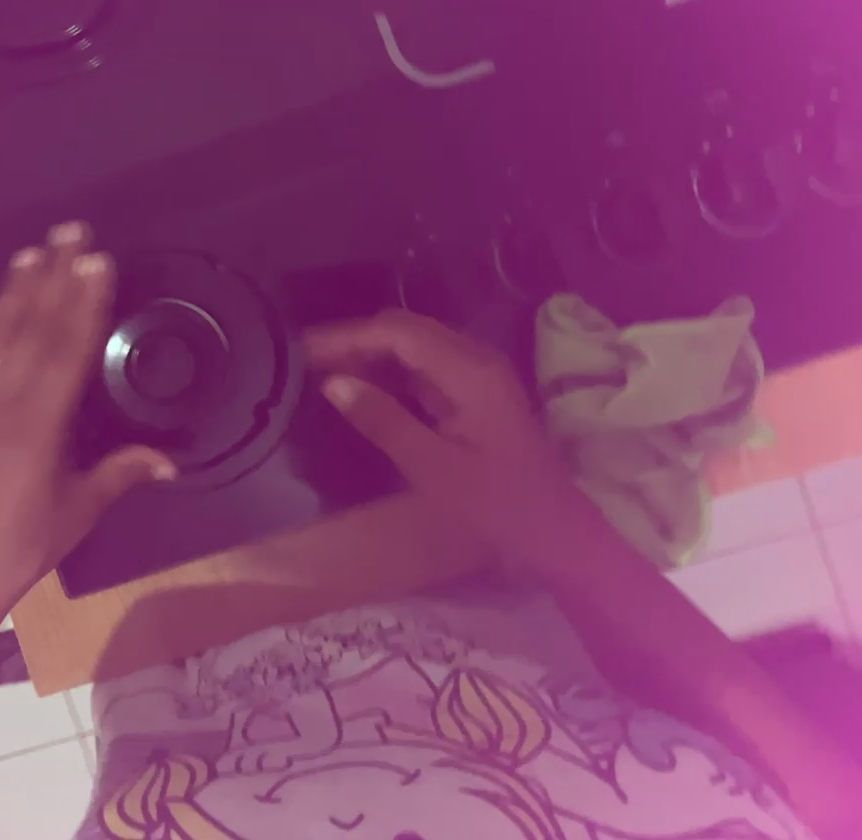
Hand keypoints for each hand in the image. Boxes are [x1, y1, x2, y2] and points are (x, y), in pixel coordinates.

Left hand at [0, 223, 174, 634]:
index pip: (66, 348)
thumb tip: (171, 461)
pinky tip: (0, 307)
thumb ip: (120, 477)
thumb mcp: (75, 514)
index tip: (96, 260)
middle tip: (69, 230)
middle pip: (33, 326)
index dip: (84, 301)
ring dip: (18, 288)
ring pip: (0, 333)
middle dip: (53, 275)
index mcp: (36, 423)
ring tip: (32, 250)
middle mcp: (3, 401)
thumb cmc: (15, 550)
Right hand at [304, 310, 569, 545]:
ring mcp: (477, 374)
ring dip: (372, 354)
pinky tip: (365, 389)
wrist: (556, 531)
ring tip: (328, 373)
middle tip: (309, 362)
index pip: (397, 332)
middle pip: (406, 330)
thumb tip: (332, 383)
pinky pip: (425, 366)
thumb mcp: (431, 466)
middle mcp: (474, 358)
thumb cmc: (496, 503)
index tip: (305, 351)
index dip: (349, 337)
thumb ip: (381, 419)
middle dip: (356, 341)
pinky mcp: (475, 392)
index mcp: (467, 370)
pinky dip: (392, 371)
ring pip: (414, 345)